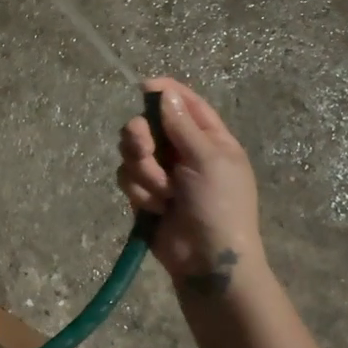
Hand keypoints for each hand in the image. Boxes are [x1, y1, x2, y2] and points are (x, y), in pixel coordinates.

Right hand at [117, 77, 264, 294]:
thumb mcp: (209, 161)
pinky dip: (139, 191)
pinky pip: (127, 177)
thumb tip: (165, 92)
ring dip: (143, 171)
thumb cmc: (220, 206)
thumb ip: (183, 125)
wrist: (208, 259)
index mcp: (210, 140)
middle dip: (141, 138)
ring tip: (161, 193)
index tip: (144, 87)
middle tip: (145, 150)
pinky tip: (155, 208)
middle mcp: (184, 152)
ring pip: (132, 151)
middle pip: (148, 124)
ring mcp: (163, 172)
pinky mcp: (145, 193)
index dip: (165, 92)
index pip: (186, 104)